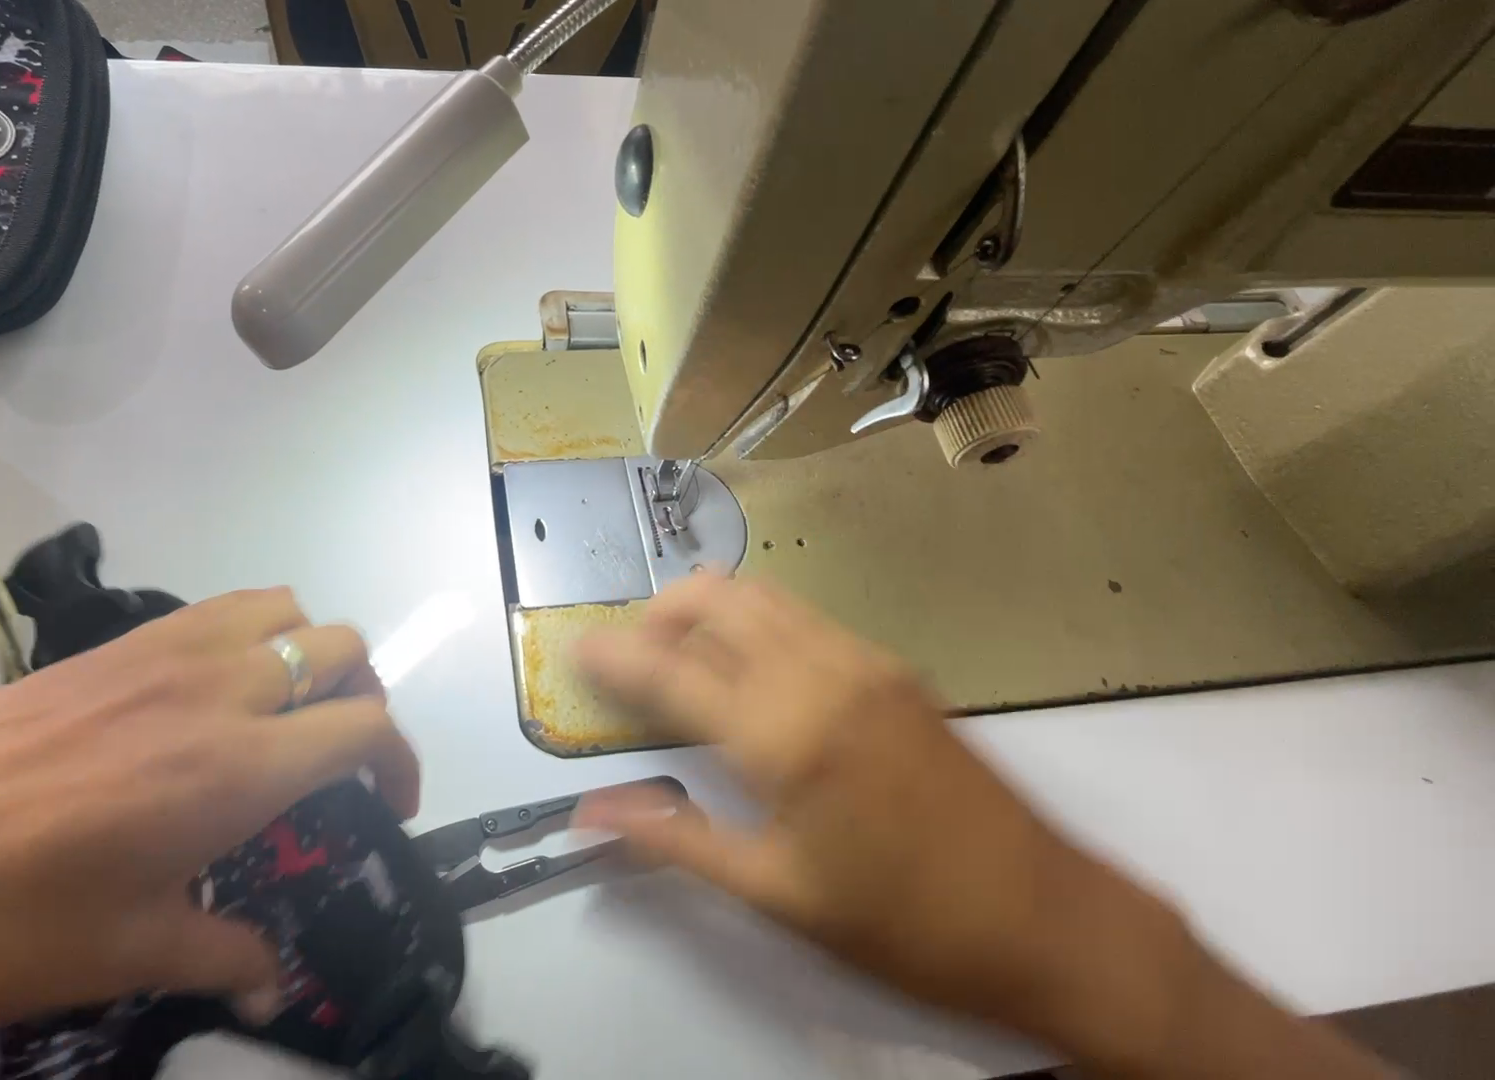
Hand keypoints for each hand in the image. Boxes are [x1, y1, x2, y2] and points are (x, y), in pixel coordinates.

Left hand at [0, 588, 416, 1079]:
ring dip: (308, 651)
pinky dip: (247, 634)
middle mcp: (216, 688)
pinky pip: (214, 610)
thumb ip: (224, 954)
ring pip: (282, 608)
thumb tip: (274, 986)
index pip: (366, 727)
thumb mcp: (122, 954)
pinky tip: (206, 698)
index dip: (400, 762)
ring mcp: (159, 653)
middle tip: (341, 759)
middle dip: (364, 699)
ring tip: (286, 710)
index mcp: (236, 766)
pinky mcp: (107, 646)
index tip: (391, 805)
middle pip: (340, 650)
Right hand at [572, 575, 1391, 1079]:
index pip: (672, 671)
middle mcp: (821, 674)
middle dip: (661, 612)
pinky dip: (756, 621)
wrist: (1049, 919)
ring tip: (682, 656)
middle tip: (633, 656)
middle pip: (719, 600)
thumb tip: (594, 813)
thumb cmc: (903, 920)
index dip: (616, 656)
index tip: (577, 648)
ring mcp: (865, 662)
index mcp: (785, 733)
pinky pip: (804, 618)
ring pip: (764, 597)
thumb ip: (678, 840)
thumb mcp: (777, 892)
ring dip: (709, 608)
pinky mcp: (894, 669)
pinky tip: (751, 671)